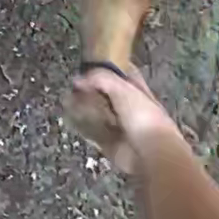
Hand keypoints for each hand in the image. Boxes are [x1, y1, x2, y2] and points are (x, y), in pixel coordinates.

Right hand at [68, 67, 185, 174]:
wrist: (151, 153)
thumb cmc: (143, 117)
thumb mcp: (123, 88)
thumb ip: (100, 78)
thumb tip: (78, 80)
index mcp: (138, 91)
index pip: (122, 74)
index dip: (107, 68)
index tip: (89, 65)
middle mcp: (129, 108)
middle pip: (105, 94)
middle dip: (89, 90)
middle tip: (74, 86)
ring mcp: (119, 126)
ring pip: (97, 113)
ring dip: (82, 107)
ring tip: (67, 100)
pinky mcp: (110, 142)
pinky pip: (91, 131)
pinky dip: (80, 125)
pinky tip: (70, 118)